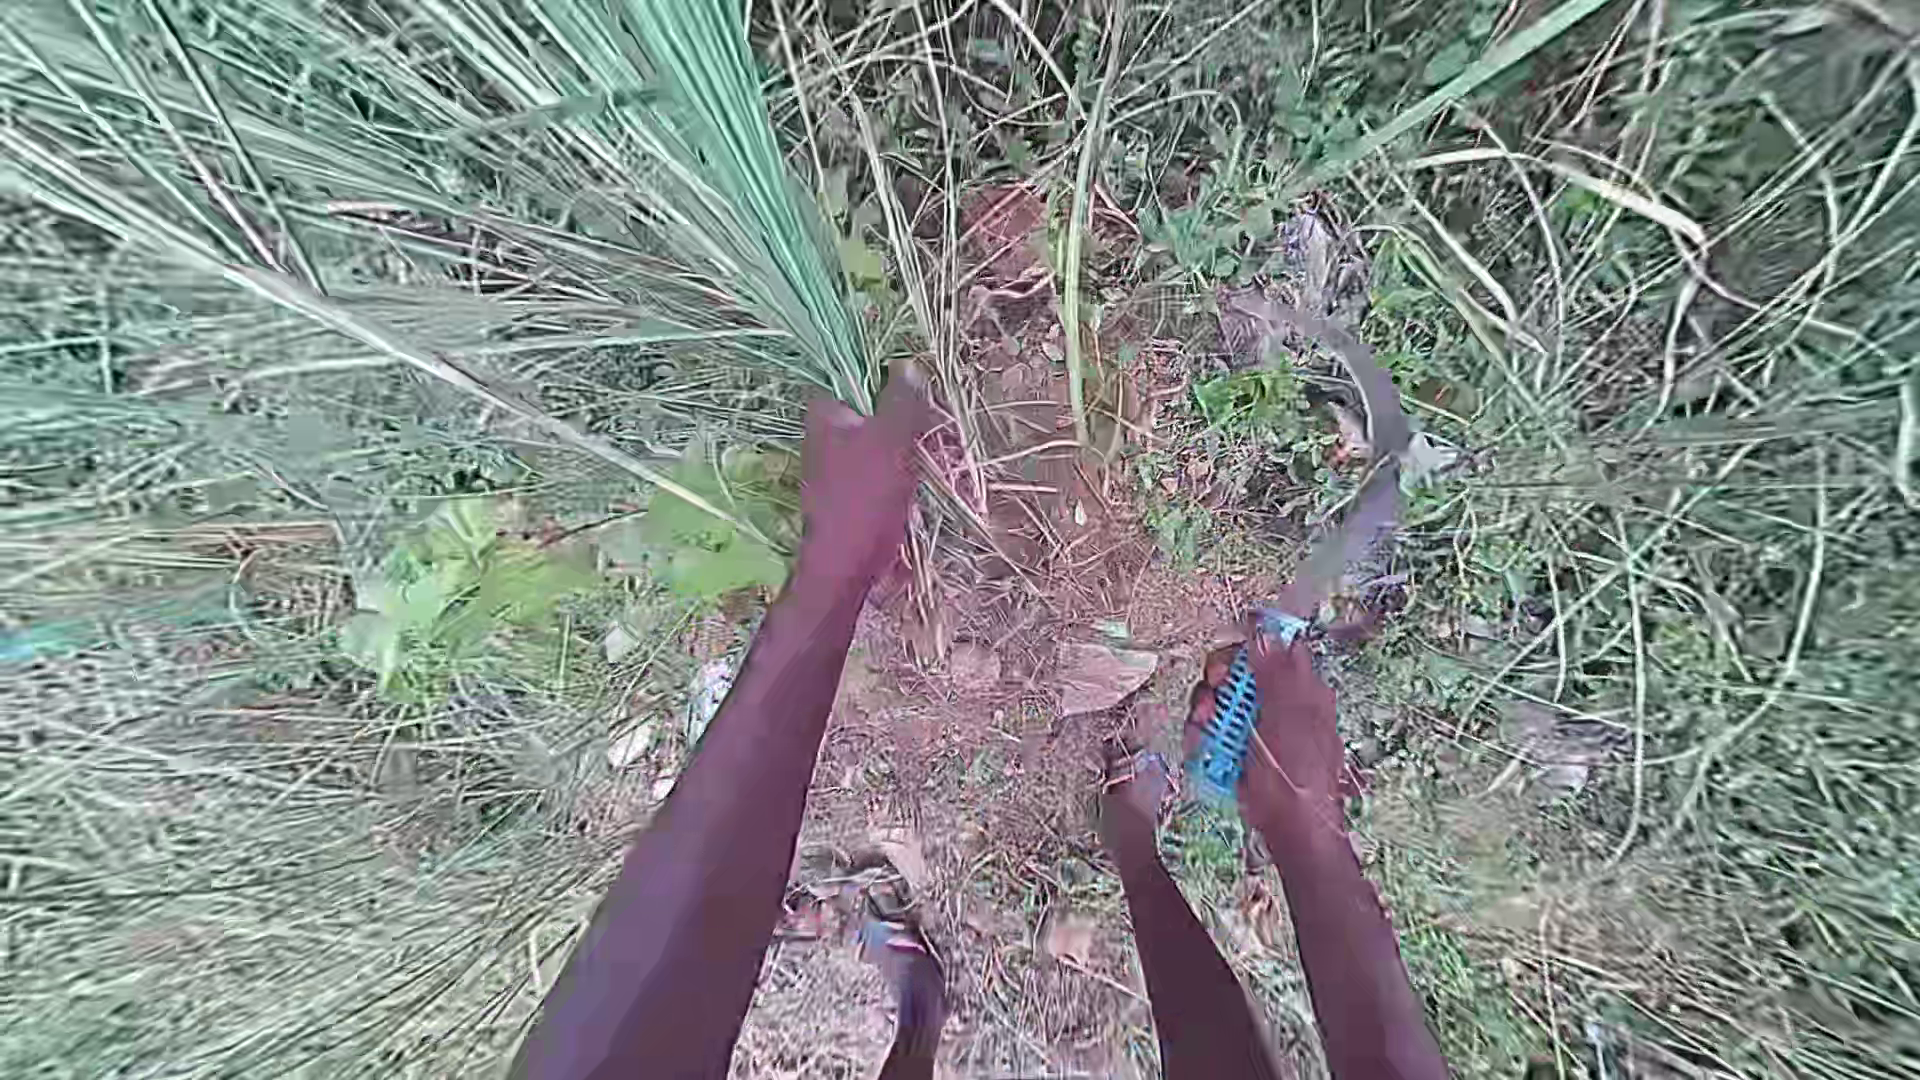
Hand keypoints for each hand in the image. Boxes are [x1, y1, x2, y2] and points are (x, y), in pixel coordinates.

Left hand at [794, 368, 933, 590]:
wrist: (846, 567)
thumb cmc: (864, 500)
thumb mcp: (890, 442)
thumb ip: (900, 401)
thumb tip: (908, 365)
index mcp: (825, 415)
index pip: (856, 379)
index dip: (890, 382)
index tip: (922, 394)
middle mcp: (827, 437)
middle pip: (875, 413)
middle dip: (910, 420)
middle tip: (940, 432)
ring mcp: (839, 467)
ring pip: (884, 443)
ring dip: (913, 448)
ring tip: (941, 458)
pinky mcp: (854, 493)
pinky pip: (885, 470)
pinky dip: (906, 472)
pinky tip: (925, 483)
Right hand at [1185, 630, 1346, 851]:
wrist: (1289, 827)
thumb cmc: (1299, 771)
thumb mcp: (1291, 717)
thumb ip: (1276, 674)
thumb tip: (1263, 632)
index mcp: (1301, 690)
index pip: (1274, 649)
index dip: (1251, 644)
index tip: (1232, 653)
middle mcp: (1275, 702)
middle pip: (1237, 671)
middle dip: (1219, 678)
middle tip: (1216, 688)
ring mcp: (1252, 724)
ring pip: (1217, 697)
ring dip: (1205, 706)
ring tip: (1205, 722)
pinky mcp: (1232, 744)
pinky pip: (1208, 726)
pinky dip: (1200, 731)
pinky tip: (1202, 741)